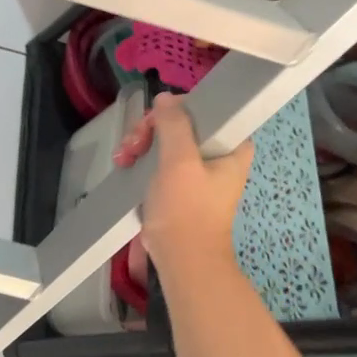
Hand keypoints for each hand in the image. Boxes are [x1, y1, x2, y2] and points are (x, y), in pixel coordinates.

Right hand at [112, 92, 253, 276]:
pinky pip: (161, 159)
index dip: (177, 110)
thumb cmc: (186, 209)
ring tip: (124, 158)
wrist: (183, 258)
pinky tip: (125, 165)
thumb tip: (165, 98)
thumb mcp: (179, 162)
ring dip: (142, 144)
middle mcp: (220, 155)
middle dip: (152, 130)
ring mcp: (200, 171)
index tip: (154, 123)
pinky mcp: (182, 185)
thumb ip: (174, 125)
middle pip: (182, 124)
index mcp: (232, 147)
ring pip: (167, 141)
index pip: (207, 110)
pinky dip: (142, 159)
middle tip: (133, 143)